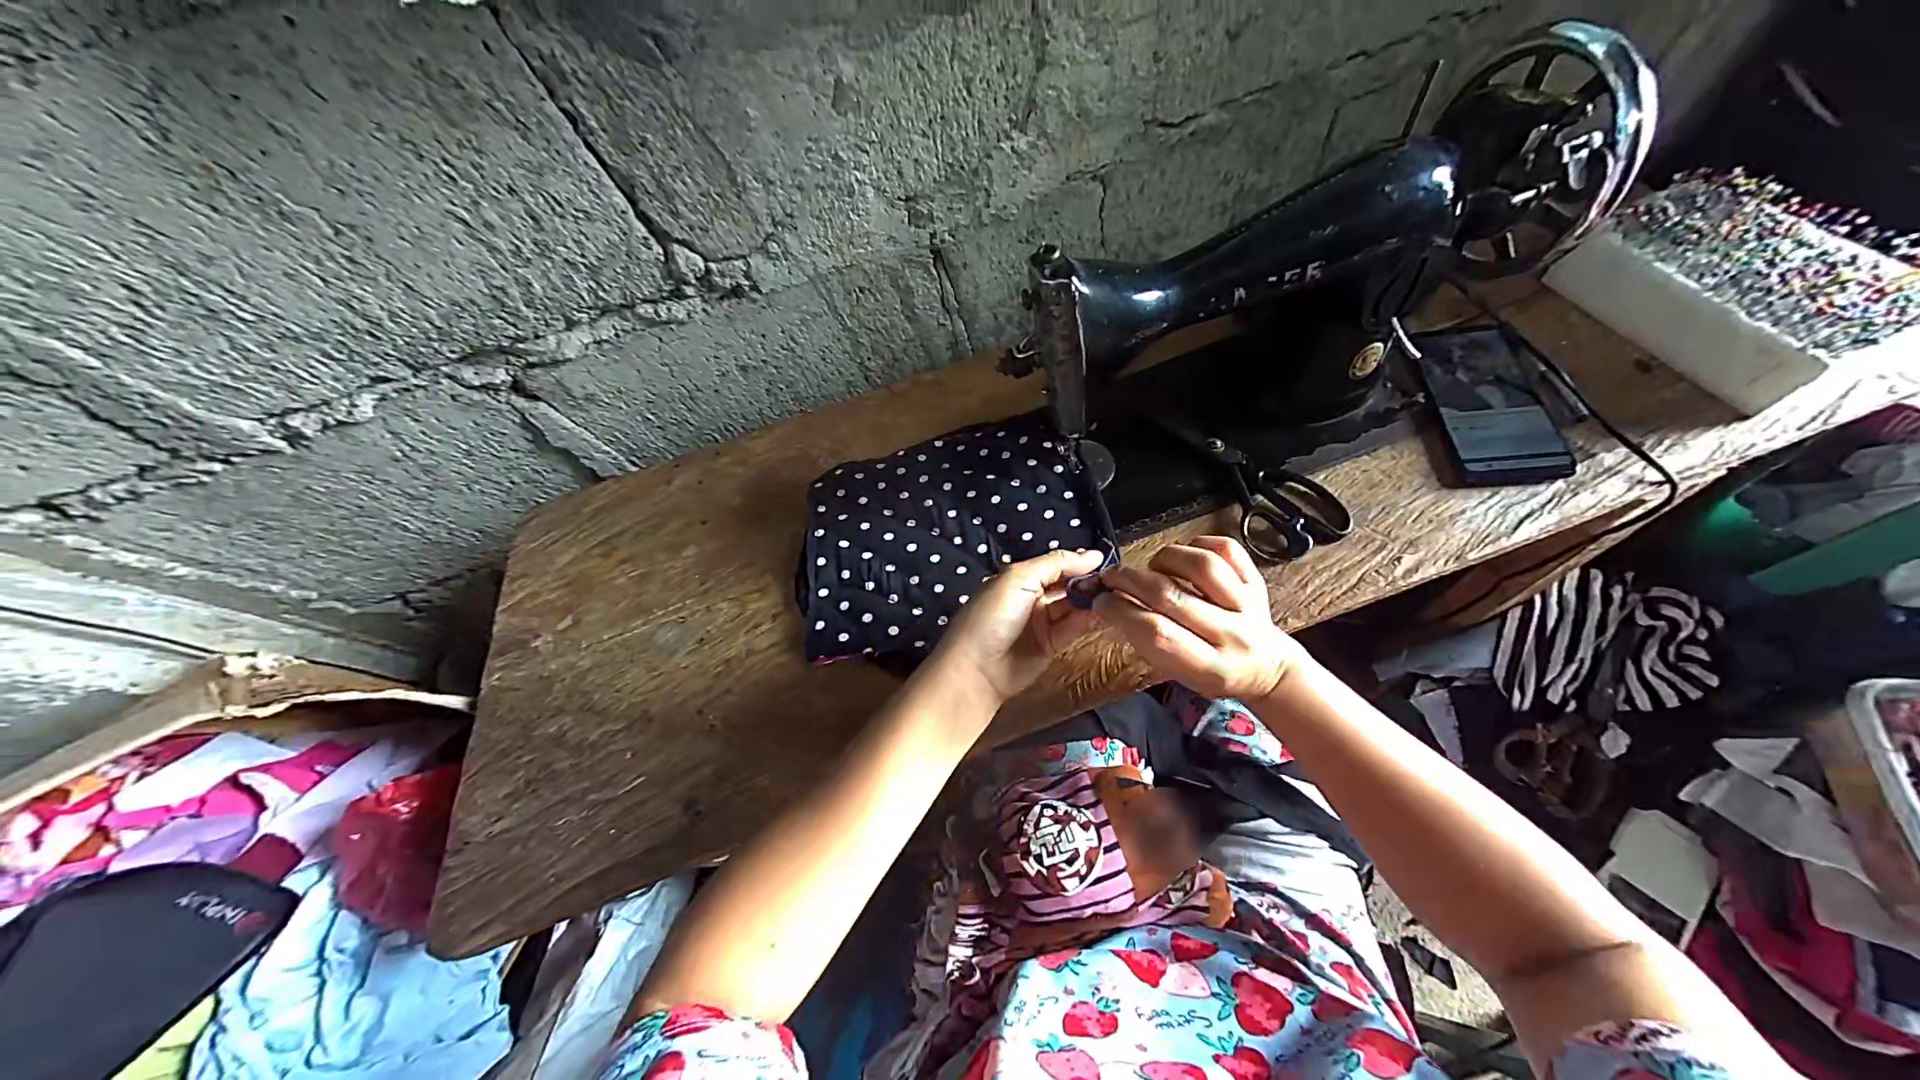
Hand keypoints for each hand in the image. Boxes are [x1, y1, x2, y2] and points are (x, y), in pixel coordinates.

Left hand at [926, 548, 1105, 702]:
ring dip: (1091, 599)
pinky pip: (1074, 628)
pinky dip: (1089, 619)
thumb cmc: (993, 616)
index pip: (1056, 564)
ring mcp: (1041, 622)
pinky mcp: (1051, 645)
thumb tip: (1092, 554)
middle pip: (1067, 584)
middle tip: (1114, 579)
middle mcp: (1032, 597)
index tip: (1107, 560)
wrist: (977, 669)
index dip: (1079, 562)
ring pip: (1073, 605)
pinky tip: (1105, 611)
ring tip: (1115, 593)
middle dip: (1088, 580)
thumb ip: (1055, 564)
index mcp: (1020, 578)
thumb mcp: (1019, 578)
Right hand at [1092, 536, 1306, 700]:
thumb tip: (1111, 602)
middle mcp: (1233, 635)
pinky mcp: (1255, 580)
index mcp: (1210, 667)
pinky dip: (1197, 544)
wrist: (1265, 666)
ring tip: (1153, 568)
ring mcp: (1248, 605)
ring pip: (1201, 566)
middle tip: (1112, 577)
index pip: (1157, 633)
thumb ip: (1147, 640)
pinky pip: (1225, 549)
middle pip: (1172, 597)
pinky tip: (1183, 557)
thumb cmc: (1213, 671)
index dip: (1121, 612)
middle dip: (1131, 582)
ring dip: (1164, 560)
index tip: (1101, 600)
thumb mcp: (1178, 671)